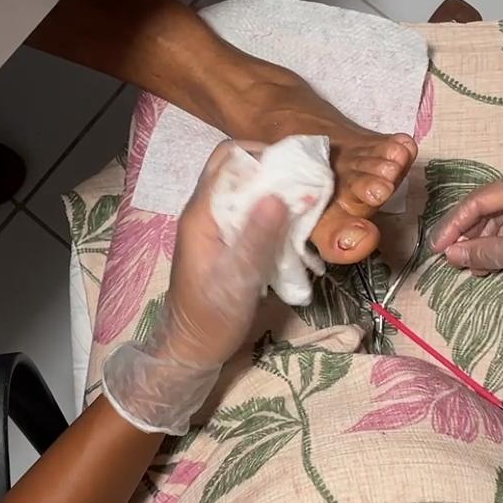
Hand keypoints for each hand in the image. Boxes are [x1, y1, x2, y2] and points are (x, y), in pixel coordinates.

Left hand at [103, 142, 289, 433]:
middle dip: (274, 169)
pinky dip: (271, 210)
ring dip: (275, 189)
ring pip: (246, 190)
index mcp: (202, 213)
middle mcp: (206, 210)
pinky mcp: (225, 238)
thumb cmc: (212, 317)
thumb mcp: (238, 280)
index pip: (228, 159)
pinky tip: (295, 222)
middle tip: (310, 181)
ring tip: (309, 199)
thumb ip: (257, 237)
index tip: (299, 166)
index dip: (263, 154)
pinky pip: (249, 211)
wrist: (192, 348)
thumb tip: (279, 194)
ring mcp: (215, 224)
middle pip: (239, 170)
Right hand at [430, 167, 502, 364]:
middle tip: (450, 258)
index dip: (456, 223)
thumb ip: (488, 252)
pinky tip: (489, 263)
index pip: (482, 199)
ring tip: (469, 266)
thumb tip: (452, 255)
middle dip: (470, 234)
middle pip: (490, 208)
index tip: (439, 246)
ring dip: (485, 243)